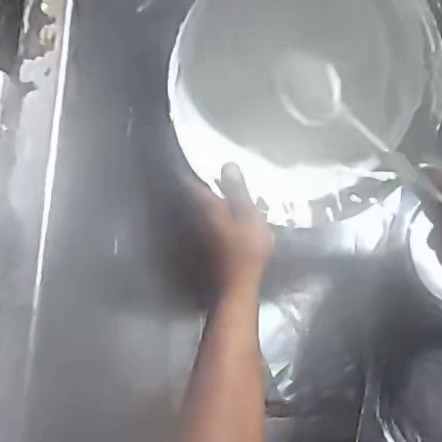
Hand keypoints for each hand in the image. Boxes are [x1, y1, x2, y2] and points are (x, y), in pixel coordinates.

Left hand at [191, 163, 272, 293]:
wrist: (238, 285)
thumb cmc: (246, 248)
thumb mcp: (248, 215)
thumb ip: (237, 191)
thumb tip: (227, 164)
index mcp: (208, 206)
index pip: (193, 181)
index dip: (193, 168)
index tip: (198, 156)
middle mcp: (199, 216)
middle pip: (197, 194)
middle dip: (203, 181)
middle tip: (212, 168)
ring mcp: (203, 232)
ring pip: (204, 207)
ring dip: (211, 197)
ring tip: (224, 187)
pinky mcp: (211, 243)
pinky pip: (212, 219)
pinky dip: (219, 212)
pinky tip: (229, 212)